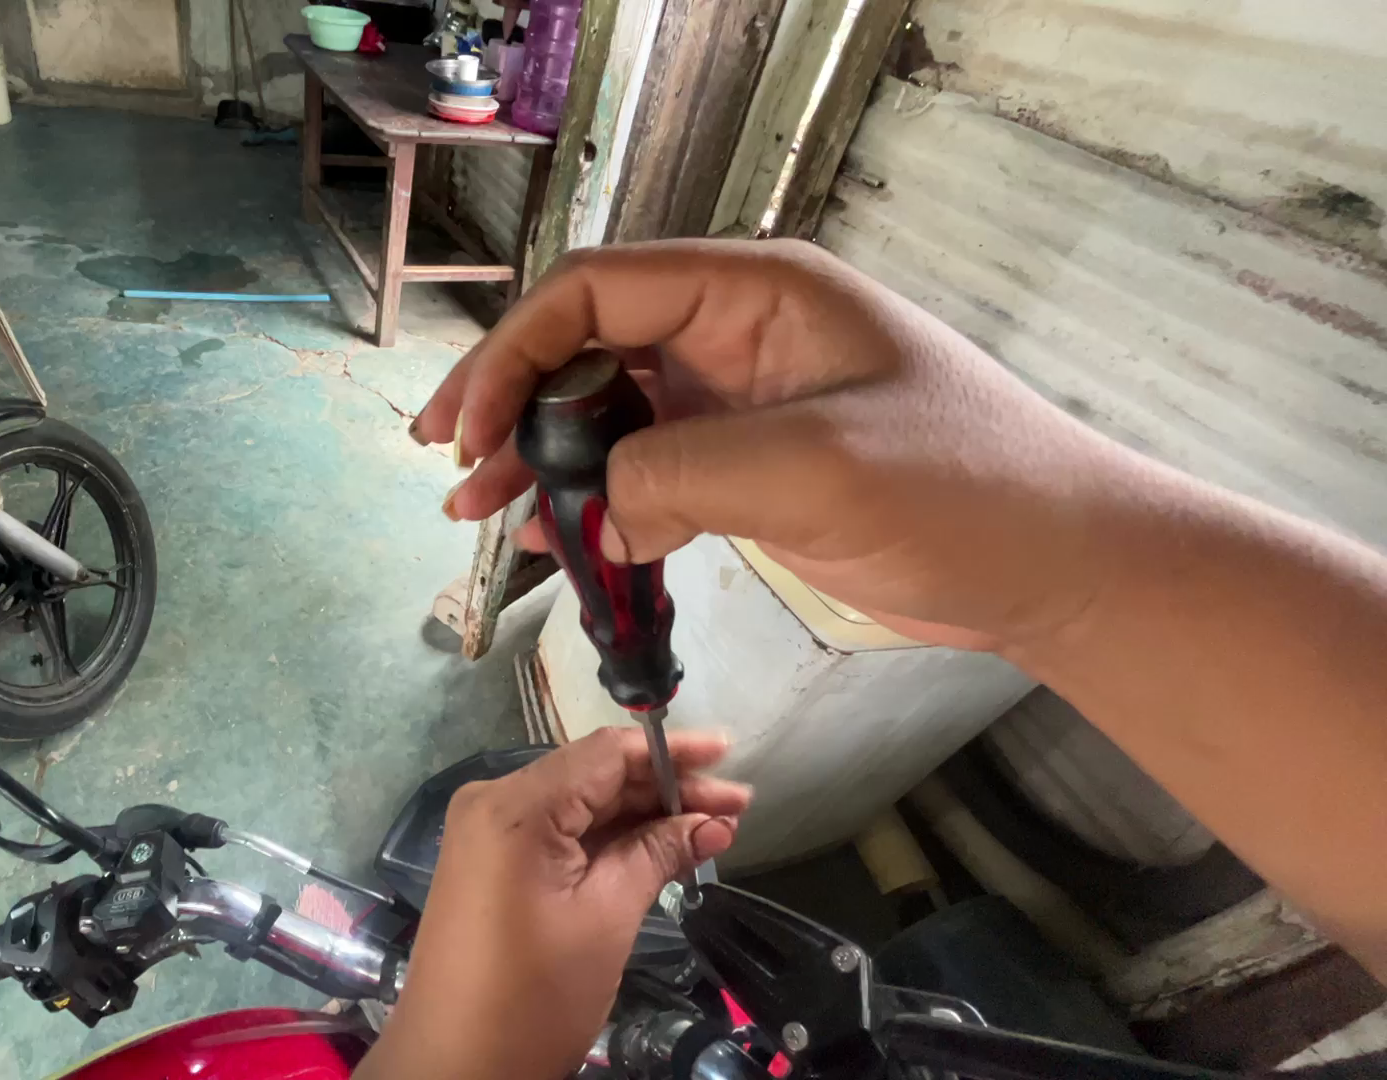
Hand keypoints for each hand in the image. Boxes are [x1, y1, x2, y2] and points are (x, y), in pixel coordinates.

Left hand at [356, 728, 748, 1079]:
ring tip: (713, 822)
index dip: (667, 751)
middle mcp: (495, 798)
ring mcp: (488, 825)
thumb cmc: (533, 997)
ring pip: (577, 800)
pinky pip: (557, 827)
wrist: (453, 1064)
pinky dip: (606, 834)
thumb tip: (712, 821)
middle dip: (663, 786)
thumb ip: (655, 854)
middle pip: (592, 774)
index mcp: (515, 804)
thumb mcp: (604, 919)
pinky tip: (659, 840)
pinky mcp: (491, 852)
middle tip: (735, 804)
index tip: (726, 751)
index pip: (603, 754)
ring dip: (641, 811)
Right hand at [413, 239, 1142, 651]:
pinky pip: (631, 472)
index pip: (591, 294)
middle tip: (449, 461)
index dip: (512, 354)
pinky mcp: (728, 464)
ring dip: (533, 460)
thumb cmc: (960, 492)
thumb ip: (678, 474)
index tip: (469, 429)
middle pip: (579, 350)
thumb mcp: (814, 470)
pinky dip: (584, 503)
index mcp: (745, 294)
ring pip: (597, 415)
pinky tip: (545, 539)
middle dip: (504, 405)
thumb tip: (590, 511)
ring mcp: (722, 402)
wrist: (1049, 568)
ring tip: (475, 509)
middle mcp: (723, 334)